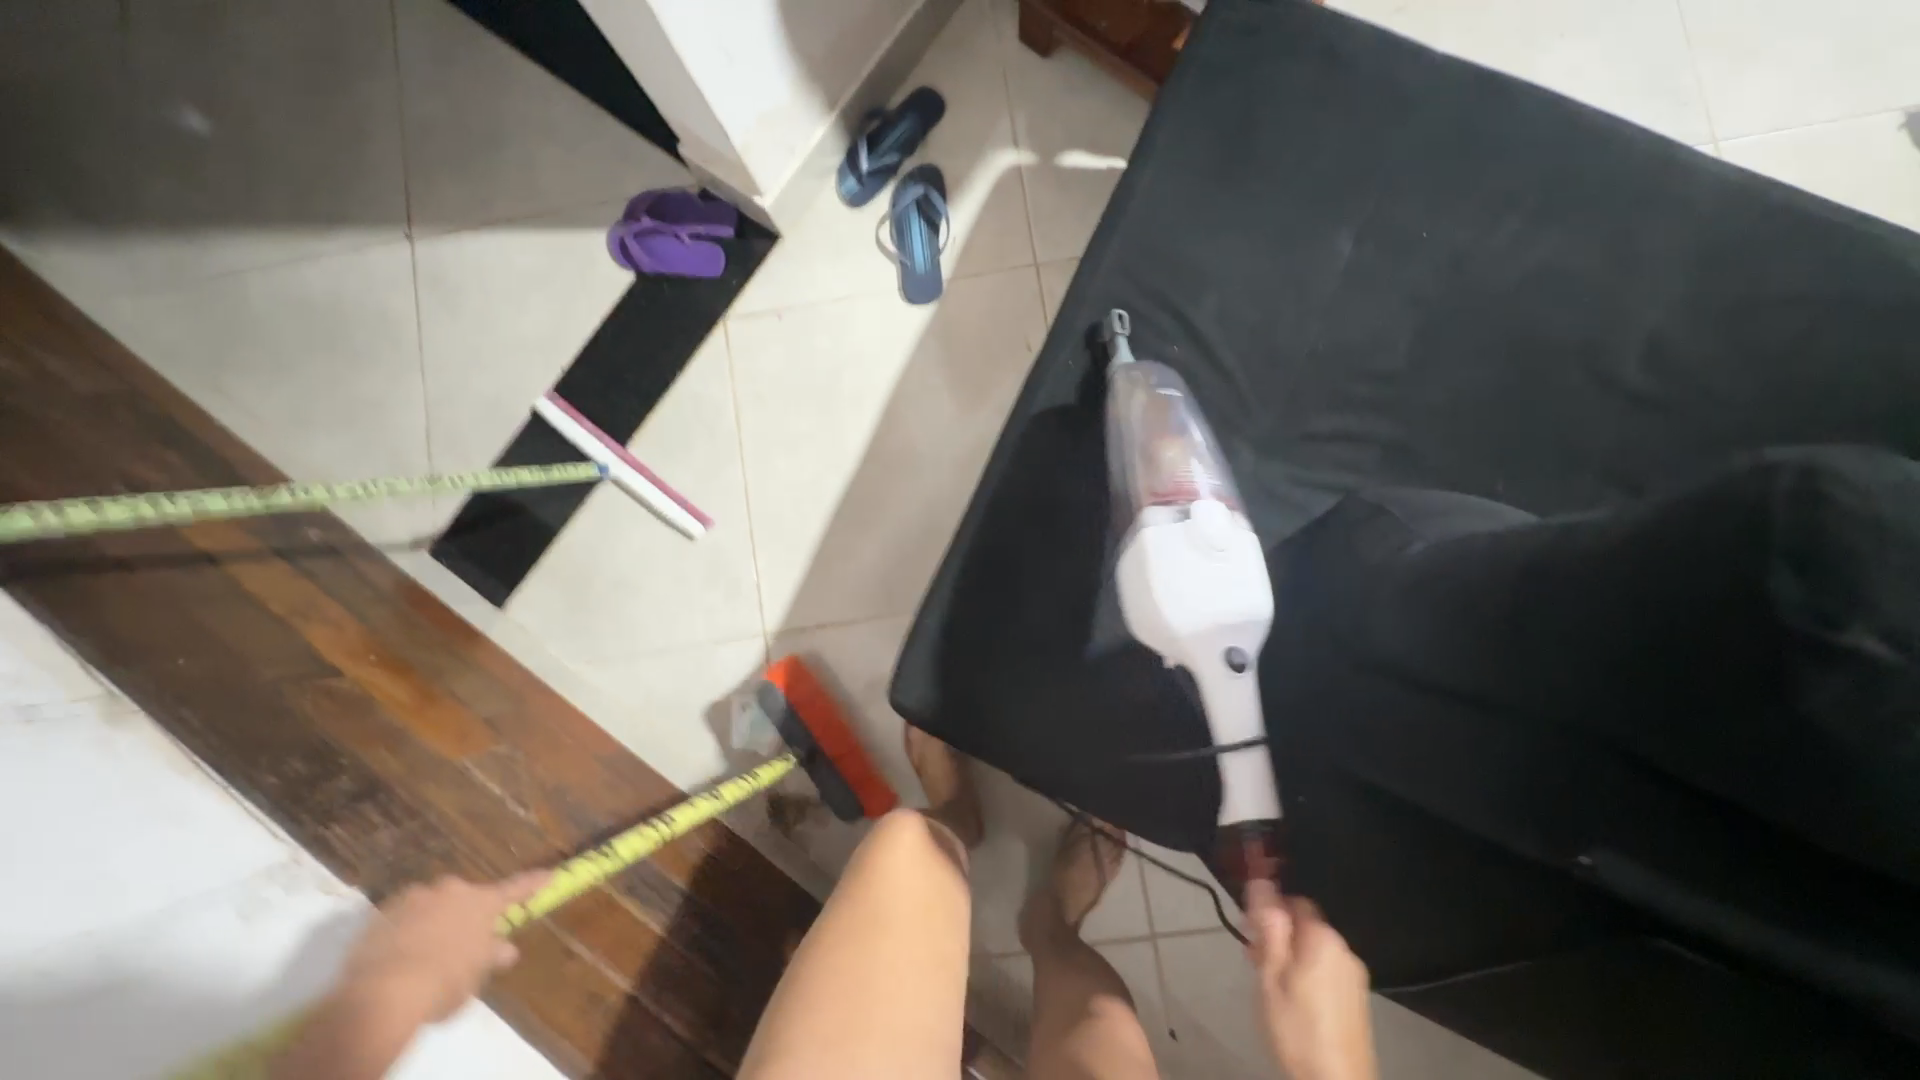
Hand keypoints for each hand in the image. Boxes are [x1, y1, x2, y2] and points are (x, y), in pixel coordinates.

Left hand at [341, 871, 548, 1023]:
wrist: (382, 993)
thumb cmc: (444, 983)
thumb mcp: (475, 975)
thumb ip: (490, 957)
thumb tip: (506, 950)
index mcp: (482, 903)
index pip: (516, 889)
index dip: (535, 883)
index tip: (551, 874)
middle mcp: (452, 890)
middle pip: (465, 898)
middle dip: (465, 914)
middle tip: (461, 941)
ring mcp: (415, 898)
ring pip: (431, 905)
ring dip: (433, 920)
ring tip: (423, 953)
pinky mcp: (381, 912)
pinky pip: (402, 917)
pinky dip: (405, 929)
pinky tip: (398, 955)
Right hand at [1245, 880, 1376, 1079]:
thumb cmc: (1296, 1028)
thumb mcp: (1271, 974)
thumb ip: (1268, 926)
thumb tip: (1261, 881)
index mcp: (1322, 938)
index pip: (1292, 900)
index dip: (1268, 911)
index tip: (1249, 934)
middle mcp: (1343, 948)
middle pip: (1304, 925)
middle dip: (1278, 936)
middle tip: (1254, 962)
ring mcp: (1354, 974)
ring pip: (1313, 949)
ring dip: (1290, 956)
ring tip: (1270, 985)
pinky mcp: (1357, 998)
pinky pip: (1326, 969)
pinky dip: (1307, 974)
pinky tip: (1294, 1001)